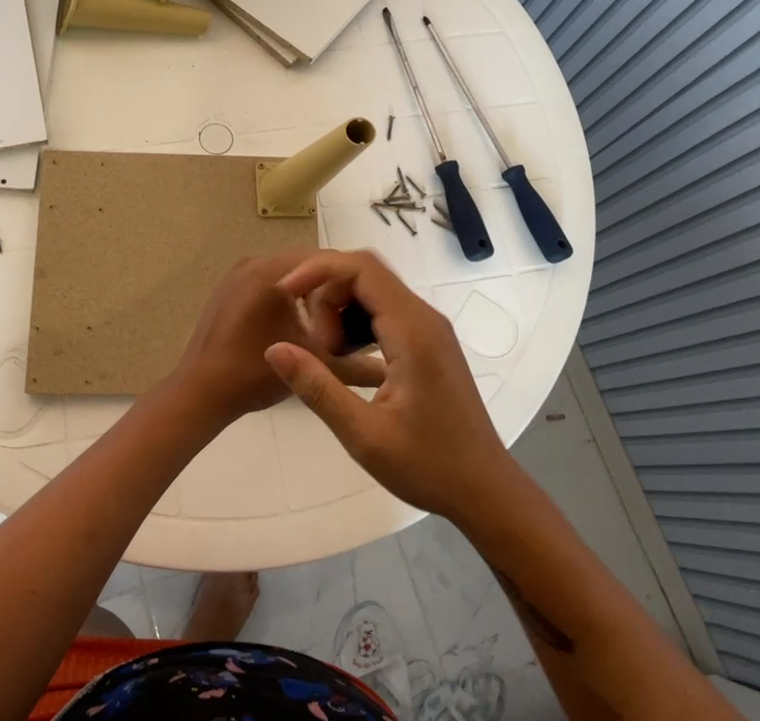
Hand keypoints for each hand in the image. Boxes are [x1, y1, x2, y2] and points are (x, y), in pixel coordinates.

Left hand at [156, 253, 384, 430]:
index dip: (356, 282)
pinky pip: (270, 281)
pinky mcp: (229, 288)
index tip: (375, 305)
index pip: (329, 261)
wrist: (200, 392)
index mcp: (275, 271)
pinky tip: (302, 325)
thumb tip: (392, 370)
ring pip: (289, 274)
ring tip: (334, 323)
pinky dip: (289, 297)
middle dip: (335, 288)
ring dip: (312, 292)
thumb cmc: (253, 375)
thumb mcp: (313, 368)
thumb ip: (357, 367)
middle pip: (309, 265)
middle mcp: (256, 261)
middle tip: (358, 316)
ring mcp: (238, 273)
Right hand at [263, 250, 512, 521]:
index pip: (361, 269)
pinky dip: (357, 322)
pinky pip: (387, 313)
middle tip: (310, 339)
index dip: (318, 271)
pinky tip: (343, 358)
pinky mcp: (430, 346)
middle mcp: (426, 320)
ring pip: (376, 293)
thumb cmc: (428, 466)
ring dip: (341, 309)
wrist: (485, 490)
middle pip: (367, 274)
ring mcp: (432, 332)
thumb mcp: (362, 433)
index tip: (285, 294)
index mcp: (413, 332)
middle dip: (326, 292)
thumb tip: (274, 348)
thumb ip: (316, 387)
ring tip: (323, 352)